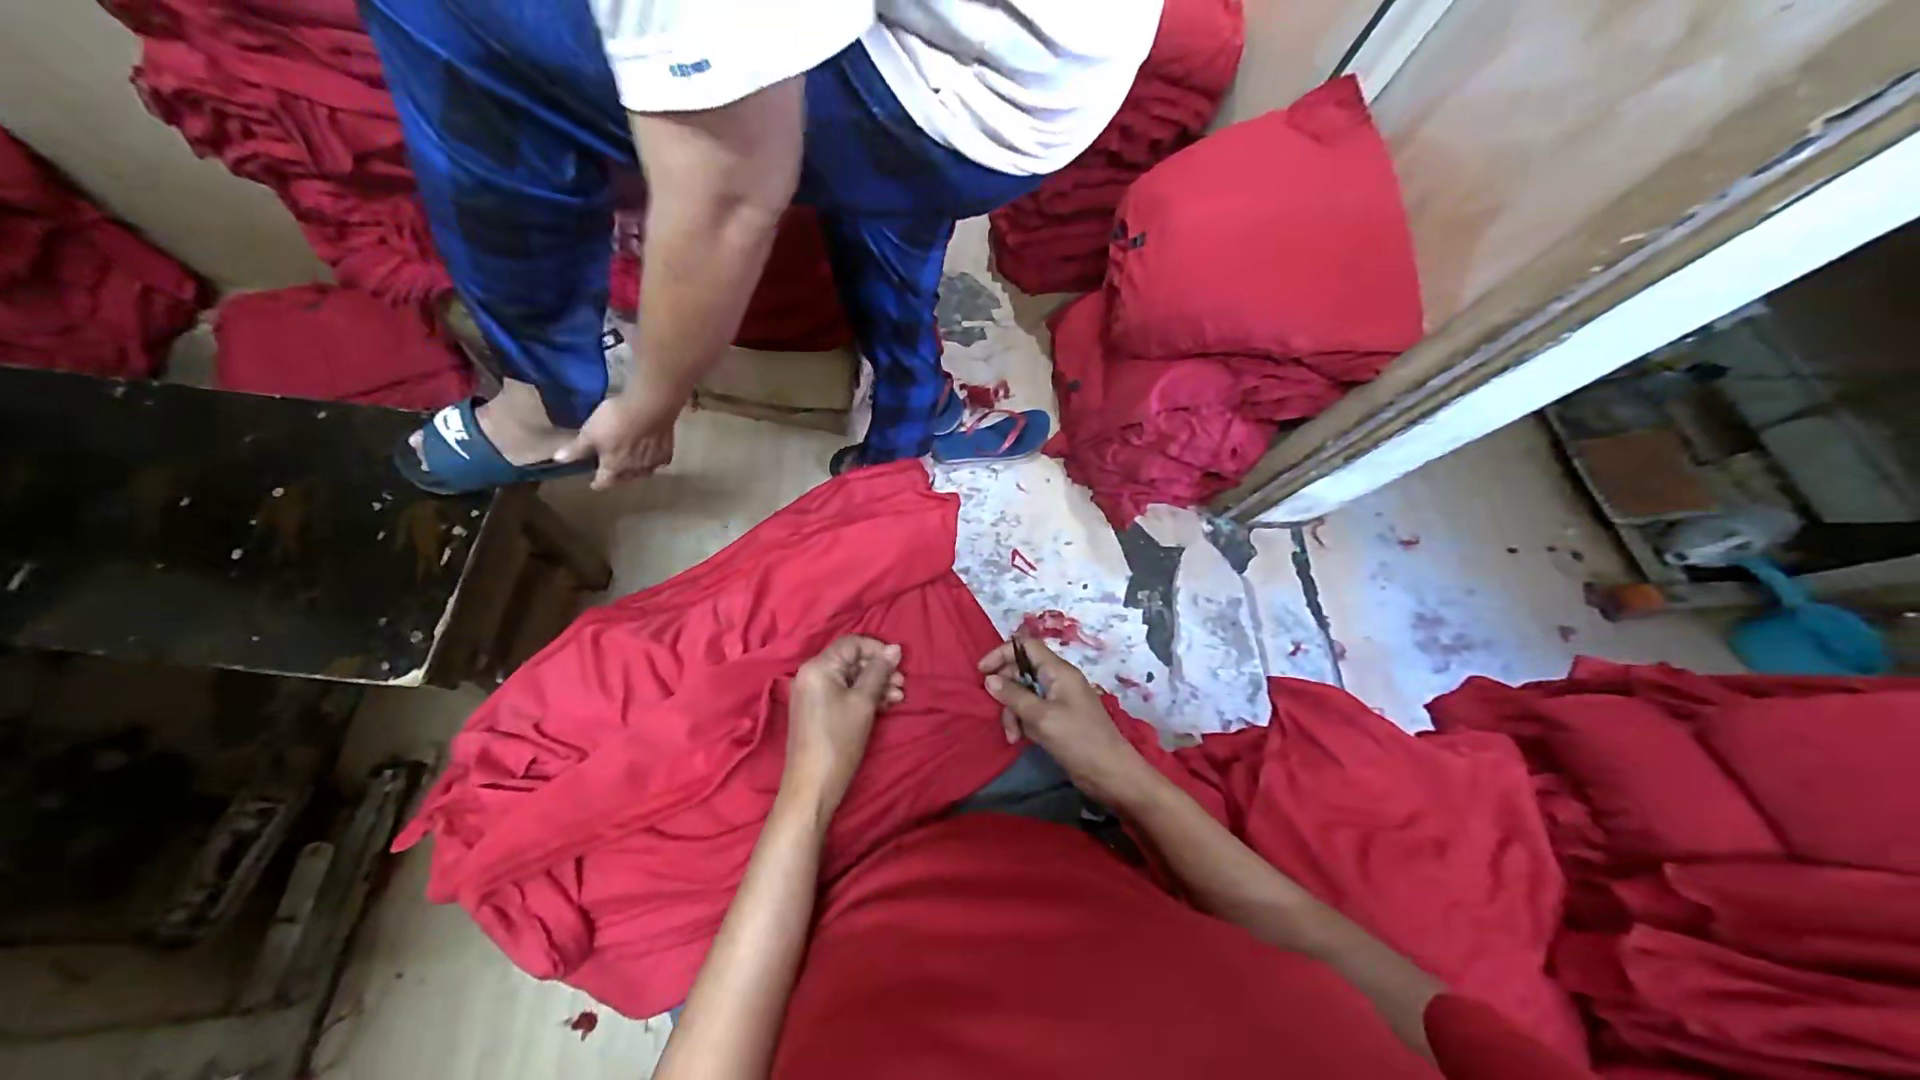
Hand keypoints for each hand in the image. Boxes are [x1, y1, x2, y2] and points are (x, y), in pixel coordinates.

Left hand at [553, 382, 682, 489]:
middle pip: (623, 479)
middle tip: (612, 462)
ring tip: (632, 456)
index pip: (603, 484)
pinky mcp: (667, 454)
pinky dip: (651, 458)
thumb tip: (557, 460)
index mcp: (613, 469)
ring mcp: (653, 464)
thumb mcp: (589, 432)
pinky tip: (649, 448)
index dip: (596, 483)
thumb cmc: (616, 420)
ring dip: (635, 467)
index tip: (593, 480)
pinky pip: (656, 462)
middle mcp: (634, 472)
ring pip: (642, 472)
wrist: (651, 407)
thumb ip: (576, 449)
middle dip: (616, 474)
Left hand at [784, 636, 904, 813]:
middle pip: (851, 660)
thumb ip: (879, 672)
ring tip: (898, 697)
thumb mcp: (863, 702)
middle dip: (878, 669)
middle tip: (902, 683)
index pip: (851, 643)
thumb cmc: (839, 740)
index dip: (877, 649)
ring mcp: (812, 693)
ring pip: (850, 678)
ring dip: (875, 684)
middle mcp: (811, 674)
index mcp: (818, 667)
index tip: (899, 664)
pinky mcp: (817, 710)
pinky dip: (863, 696)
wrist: (813, 786)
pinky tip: (885, 705)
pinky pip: (843, 692)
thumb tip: (895, 649)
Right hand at [979, 638, 1155, 807]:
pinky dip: (1023, 723)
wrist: (1110, 773)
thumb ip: (1014, 696)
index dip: (1002, 653)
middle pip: (1022, 671)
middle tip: (997, 710)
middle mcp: (1058, 681)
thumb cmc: (1078, 740)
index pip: (1026, 646)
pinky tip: (1021, 740)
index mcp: (1059, 671)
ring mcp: (1058, 701)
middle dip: (1006, 691)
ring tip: (1013, 736)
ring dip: (1013, 713)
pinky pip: (1032, 712)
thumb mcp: (1042, 717)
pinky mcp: (1057, 720)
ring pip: (1023, 695)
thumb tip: (989, 678)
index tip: (983, 672)